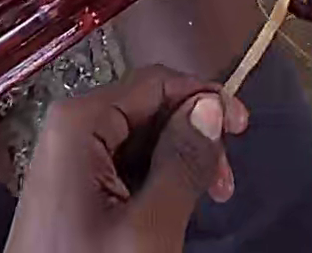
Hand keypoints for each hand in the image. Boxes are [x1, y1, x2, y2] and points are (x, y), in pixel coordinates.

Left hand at [5, 65, 250, 252]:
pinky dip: (157, 180)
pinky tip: (172, 207)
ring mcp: (69, 157)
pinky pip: (125, 164)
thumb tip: (212, 104)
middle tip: (225, 183)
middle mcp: (72, 126)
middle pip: (149, 107)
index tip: (242, 127)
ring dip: (178, 161)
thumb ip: (182, 161)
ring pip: (141, 137)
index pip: (156, 82)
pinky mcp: (73, 187)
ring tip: (206, 200)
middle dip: (192, 135)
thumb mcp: (147, 230)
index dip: (203, 96)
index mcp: (81, 120)